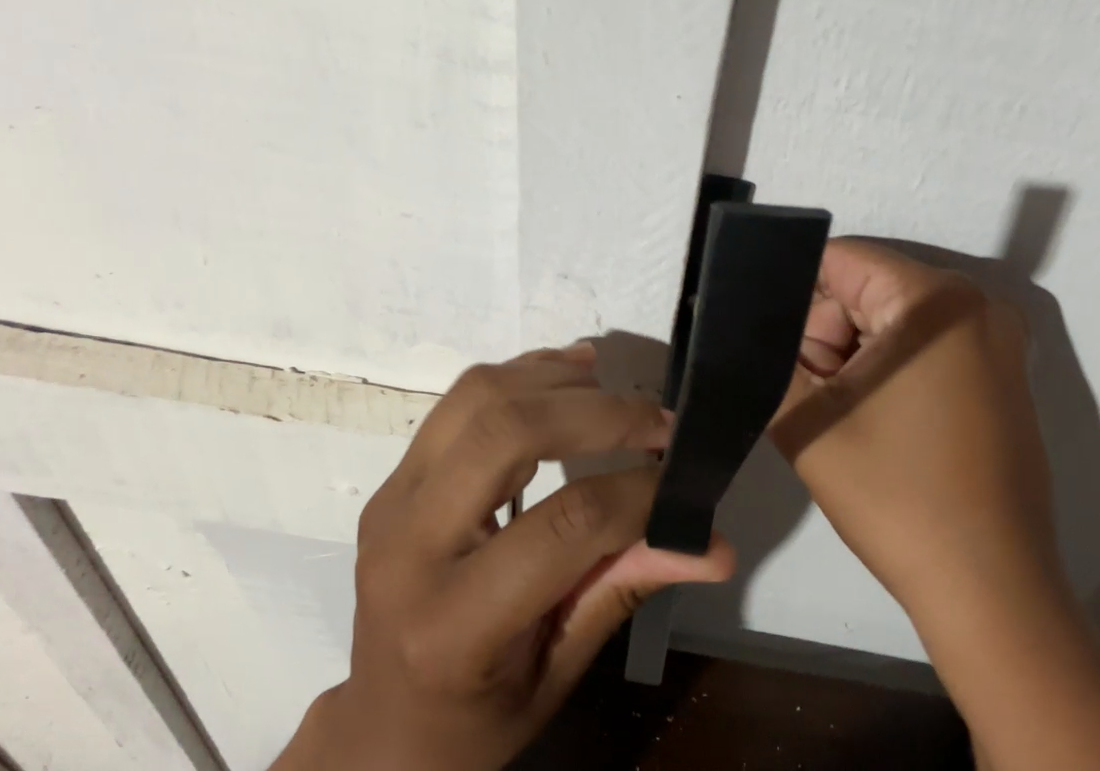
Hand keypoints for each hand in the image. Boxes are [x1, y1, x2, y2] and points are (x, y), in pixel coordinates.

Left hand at [271, 344, 735, 770]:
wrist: (384, 725)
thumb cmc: (477, 718)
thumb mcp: (558, 671)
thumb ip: (624, 589)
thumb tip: (715, 546)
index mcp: (453, 622)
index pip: (563, 526)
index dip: (636, 493)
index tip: (681, 478)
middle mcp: (409, 547)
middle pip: (507, 433)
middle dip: (599, 414)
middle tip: (659, 423)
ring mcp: (392, 503)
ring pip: (477, 398)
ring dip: (556, 379)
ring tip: (615, 386)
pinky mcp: (394, 481)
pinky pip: (459, 403)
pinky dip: (522, 375)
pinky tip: (570, 376)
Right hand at [771, 239, 1057, 611]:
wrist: (988, 588)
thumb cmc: (897, 496)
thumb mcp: (807, 421)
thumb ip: (764, 361)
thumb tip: (739, 331)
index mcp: (937, 300)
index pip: (839, 260)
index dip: (789, 295)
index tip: (762, 342)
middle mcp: (978, 308)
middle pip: (867, 290)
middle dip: (825, 337)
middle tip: (809, 400)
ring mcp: (998, 346)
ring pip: (892, 324)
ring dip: (853, 362)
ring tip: (841, 423)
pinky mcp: (1001, 383)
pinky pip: (925, 352)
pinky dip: (888, 376)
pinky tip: (876, 428)